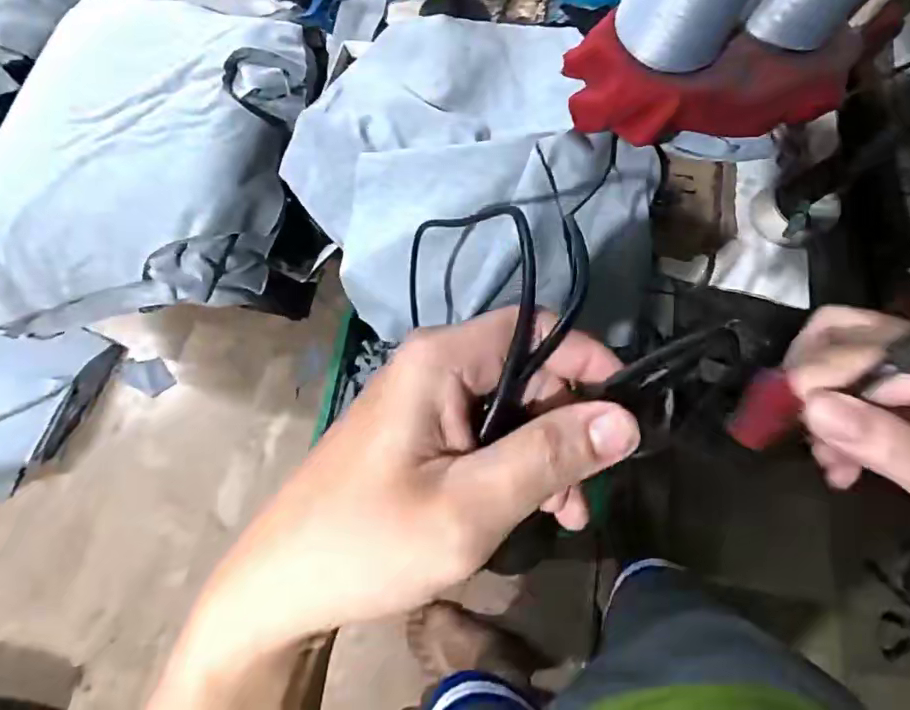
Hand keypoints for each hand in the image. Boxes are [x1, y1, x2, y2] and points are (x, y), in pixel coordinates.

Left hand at [150, 309, 639, 707]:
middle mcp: (435, 361)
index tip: (627, 416)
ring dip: (546, 449)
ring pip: (511, 401)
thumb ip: (547, 456)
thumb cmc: (370, 540)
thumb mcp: (469, 506)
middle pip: (526, 368)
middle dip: (568, 422)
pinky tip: (531, 506)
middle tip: (587, 492)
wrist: (282, 580)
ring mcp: (426, 394)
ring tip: (564, 513)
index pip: (536, 329)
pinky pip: (485, 425)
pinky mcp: (423, 425)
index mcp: (441, 358)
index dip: (588, 361)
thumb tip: (625, 418)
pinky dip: (515, 460)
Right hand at [781, 306, 909, 702]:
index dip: (812, 386)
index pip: (862, 352)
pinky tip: (858, 458)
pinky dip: (863, 413)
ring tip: (830, 464)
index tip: (786, 433)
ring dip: (832, 397)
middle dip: (810, 376)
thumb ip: (904, 454)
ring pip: (866, 355)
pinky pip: (895, 385)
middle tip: (796, 434)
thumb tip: (812, 405)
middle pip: (855, 331)